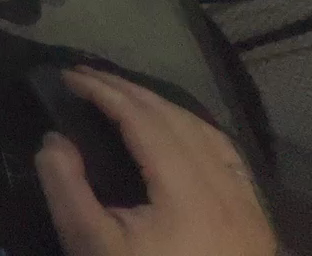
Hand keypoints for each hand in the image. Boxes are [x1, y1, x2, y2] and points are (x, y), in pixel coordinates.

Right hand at [34, 66, 274, 255]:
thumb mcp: (86, 237)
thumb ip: (63, 181)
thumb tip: (56, 138)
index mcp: (189, 197)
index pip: (145, 123)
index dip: (105, 91)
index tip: (67, 75)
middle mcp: (229, 196)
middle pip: (180, 123)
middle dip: (129, 90)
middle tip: (85, 74)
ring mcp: (250, 211)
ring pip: (211, 136)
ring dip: (162, 106)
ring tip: (123, 93)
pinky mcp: (255, 224)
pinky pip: (229, 159)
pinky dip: (193, 129)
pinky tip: (172, 128)